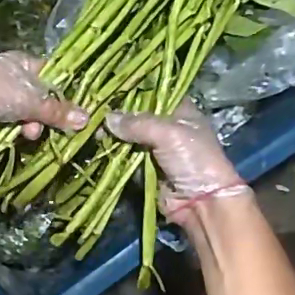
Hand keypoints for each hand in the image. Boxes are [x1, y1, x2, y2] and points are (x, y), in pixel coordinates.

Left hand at [0, 52, 89, 155]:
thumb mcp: (30, 100)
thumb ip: (57, 111)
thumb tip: (87, 118)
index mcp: (21, 62)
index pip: (51, 73)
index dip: (63, 91)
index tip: (75, 110)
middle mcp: (8, 75)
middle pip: (38, 97)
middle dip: (45, 115)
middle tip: (46, 128)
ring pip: (23, 114)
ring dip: (29, 127)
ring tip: (28, 136)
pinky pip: (6, 124)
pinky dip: (13, 132)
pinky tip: (15, 139)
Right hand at [103, 102, 250, 220]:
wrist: (202, 203)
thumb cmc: (193, 159)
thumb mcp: (168, 133)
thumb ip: (137, 123)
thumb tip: (107, 118)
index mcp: (181, 112)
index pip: (154, 94)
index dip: (133, 92)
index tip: (109, 91)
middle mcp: (167, 127)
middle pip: (137, 116)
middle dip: (118, 116)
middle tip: (95, 111)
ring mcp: (156, 149)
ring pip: (128, 137)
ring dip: (113, 135)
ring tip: (92, 129)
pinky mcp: (145, 168)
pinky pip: (125, 157)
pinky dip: (113, 153)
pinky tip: (97, 145)